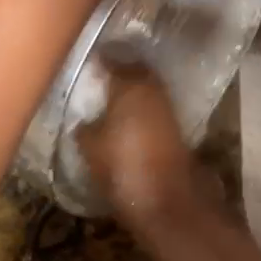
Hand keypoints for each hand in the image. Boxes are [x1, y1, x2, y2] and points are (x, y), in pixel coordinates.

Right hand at [74, 52, 222, 231]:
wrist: (167, 202)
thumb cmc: (123, 166)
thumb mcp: (90, 146)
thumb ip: (85, 126)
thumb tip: (84, 119)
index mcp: (131, 84)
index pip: (112, 59)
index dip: (98, 59)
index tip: (85, 62)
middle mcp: (153, 89)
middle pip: (134, 71)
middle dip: (118, 71)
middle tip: (97, 77)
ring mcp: (168, 109)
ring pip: (145, 90)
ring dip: (130, 91)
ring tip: (107, 98)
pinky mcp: (175, 130)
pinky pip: (152, 109)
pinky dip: (139, 110)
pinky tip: (123, 120)